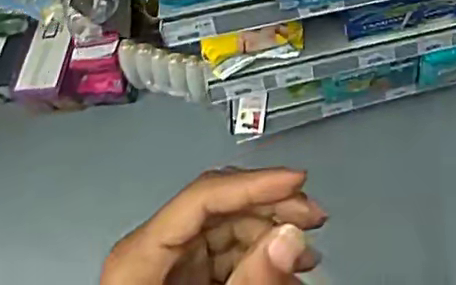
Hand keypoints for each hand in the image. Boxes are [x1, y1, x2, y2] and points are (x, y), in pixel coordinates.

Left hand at [101, 167, 325, 284]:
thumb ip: (249, 282)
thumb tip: (291, 235)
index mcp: (140, 254)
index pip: (204, 196)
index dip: (253, 183)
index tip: (297, 181)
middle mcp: (152, 250)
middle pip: (218, 210)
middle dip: (270, 209)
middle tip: (314, 217)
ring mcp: (166, 270)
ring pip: (226, 233)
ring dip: (270, 237)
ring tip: (308, 254)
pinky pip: (224, 261)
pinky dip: (257, 262)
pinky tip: (288, 275)